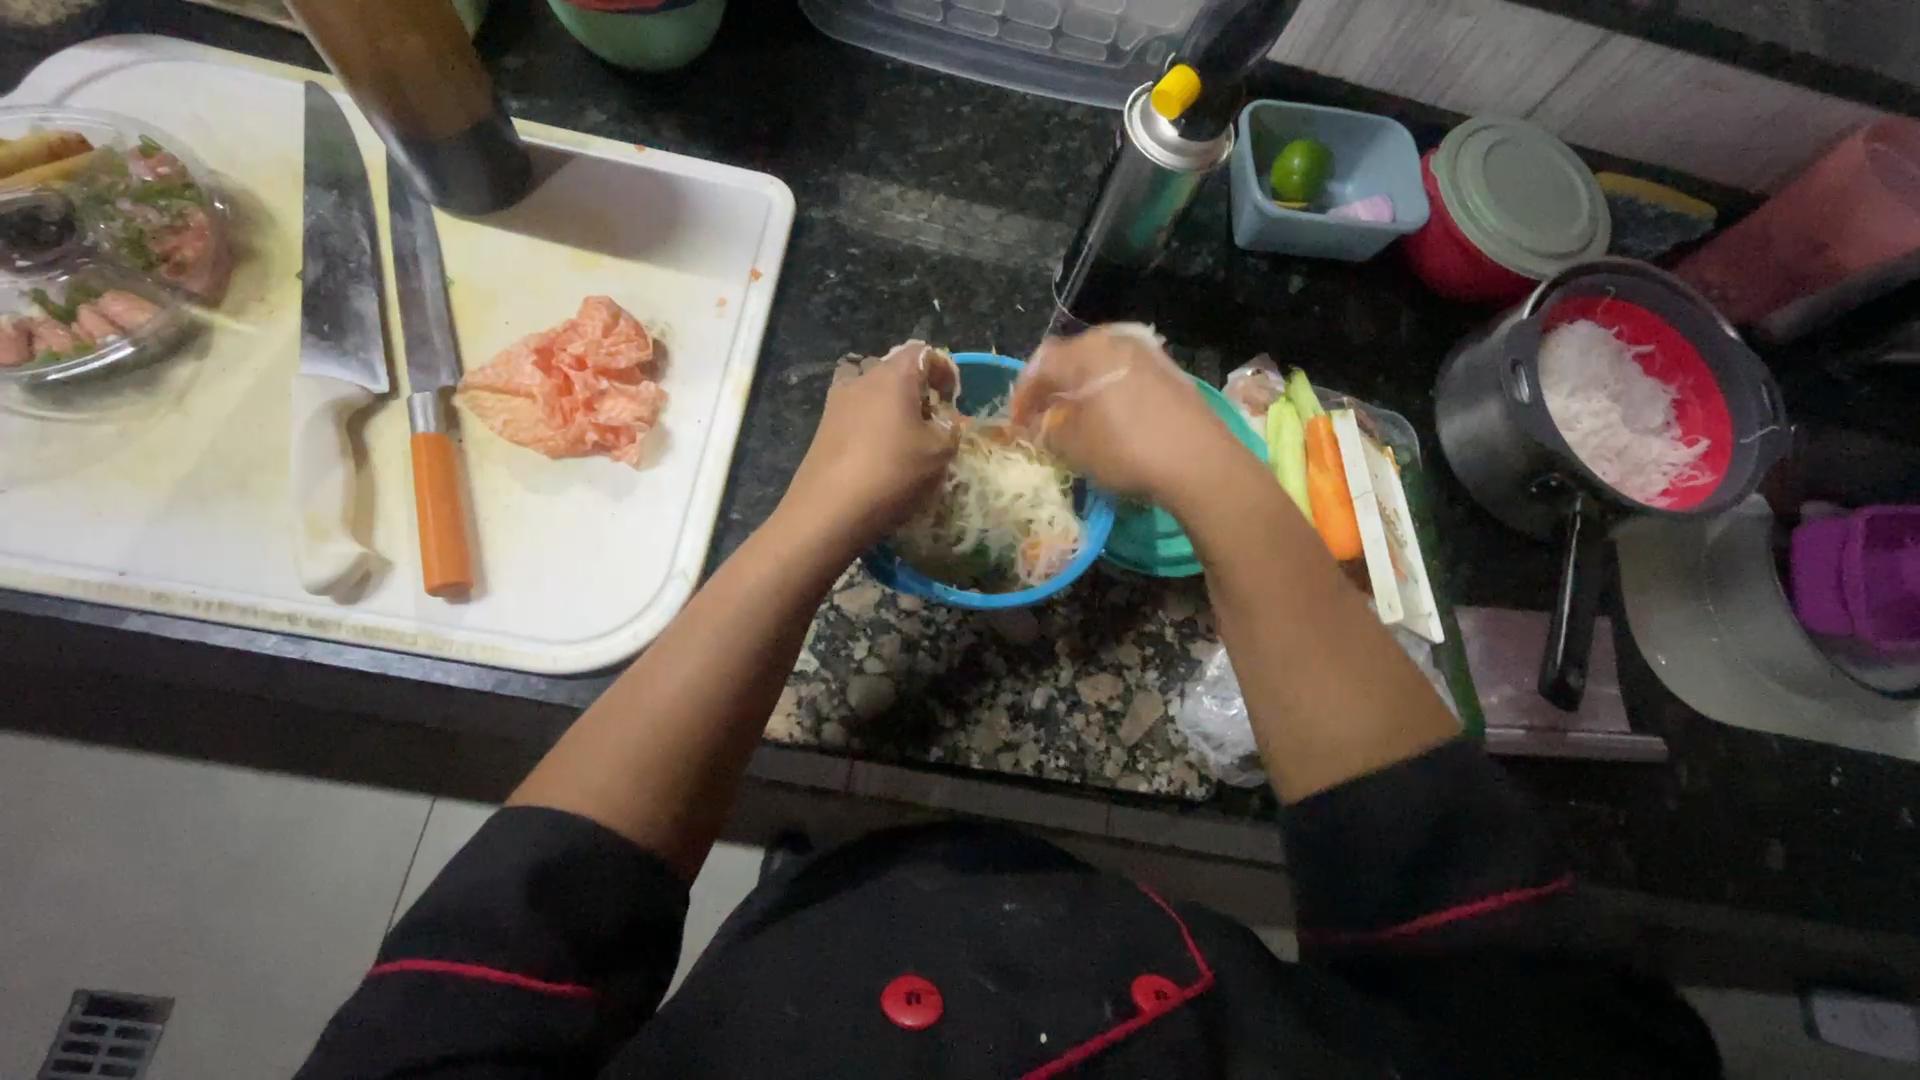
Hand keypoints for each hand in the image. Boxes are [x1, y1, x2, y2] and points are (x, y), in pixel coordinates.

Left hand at [776, 340, 959, 556]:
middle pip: (894, 370)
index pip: (923, 352)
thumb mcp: (939, 452)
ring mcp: (837, 403)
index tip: (953, 398)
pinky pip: (855, 415)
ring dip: (891, 407)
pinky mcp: (823, 429)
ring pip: (871, 392)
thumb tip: (945, 422)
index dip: (943, 369)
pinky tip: (879, 456)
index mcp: (893, 375)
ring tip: (905, 439)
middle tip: (932, 420)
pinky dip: (872, 425)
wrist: (829, 510)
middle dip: (917, 389)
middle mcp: (861, 379)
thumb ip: (950, 429)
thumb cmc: (893, 472)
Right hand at [1009, 324, 1244, 503]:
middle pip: (1071, 359)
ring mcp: (1148, 353)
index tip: (1016, 425)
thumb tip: (1039, 423)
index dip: (1022, 396)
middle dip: (1052, 388)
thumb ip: (1046, 429)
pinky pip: (1125, 376)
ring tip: (1075, 421)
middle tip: (1042, 418)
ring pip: (1100, 366)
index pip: (1039, 365)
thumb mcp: (1072, 445)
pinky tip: (1110, 420)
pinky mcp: (1171, 373)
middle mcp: (1116, 340)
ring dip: (1081, 390)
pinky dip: (1108, 393)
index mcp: (1086, 351)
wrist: (1200, 462)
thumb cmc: (1125, 449)